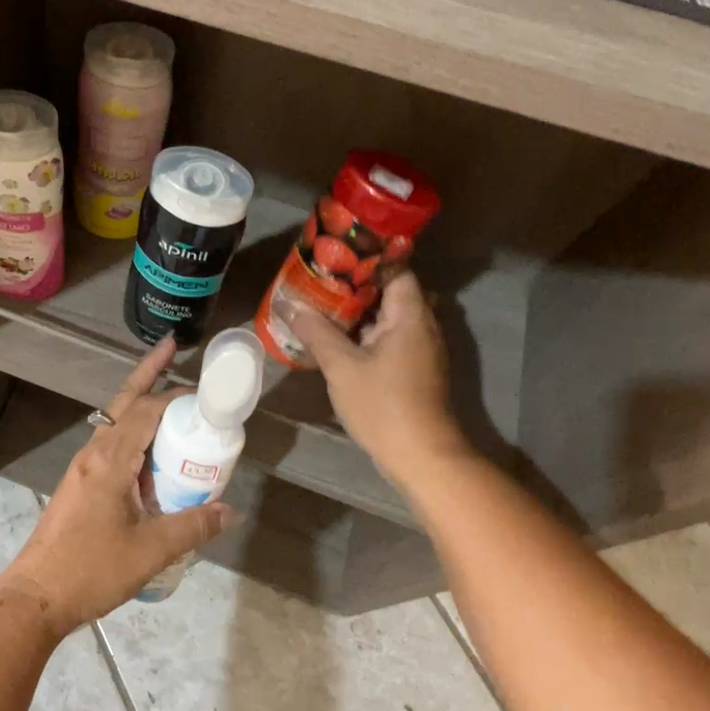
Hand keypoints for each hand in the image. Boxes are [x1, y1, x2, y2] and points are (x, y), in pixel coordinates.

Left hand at [0, 337, 235, 634]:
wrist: (37, 596)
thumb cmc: (92, 570)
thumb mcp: (151, 550)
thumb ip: (193, 526)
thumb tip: (230, 511)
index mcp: (110, 459)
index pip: (146, 410)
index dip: (174, 394)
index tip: (203, 388)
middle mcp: (94, 454)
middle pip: (125, 403)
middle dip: (150, 374)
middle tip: (174, 352)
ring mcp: (83, 469)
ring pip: (117, 424)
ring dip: (144, 410)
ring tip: (177, 411)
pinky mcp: (80, 486)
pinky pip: (112, 449)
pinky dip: (136, 441)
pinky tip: (155, 462)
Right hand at [281, 273, 472, 475]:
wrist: (422, 457)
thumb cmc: (384, 405)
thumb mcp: (341, 366)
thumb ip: (315, 331)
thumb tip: (287, 303)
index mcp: (410, 315)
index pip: (395, 269)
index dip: (366, 258)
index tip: (334, 253)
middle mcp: (421, 325)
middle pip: (389, 291)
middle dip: (354, 284)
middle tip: (317, 277)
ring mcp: (419, 349)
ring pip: (387, 316)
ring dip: (357, 310)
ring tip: (319, 302)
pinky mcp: (413, 368)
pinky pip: (387, 337)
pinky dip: (363, 331)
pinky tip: (334, 337)